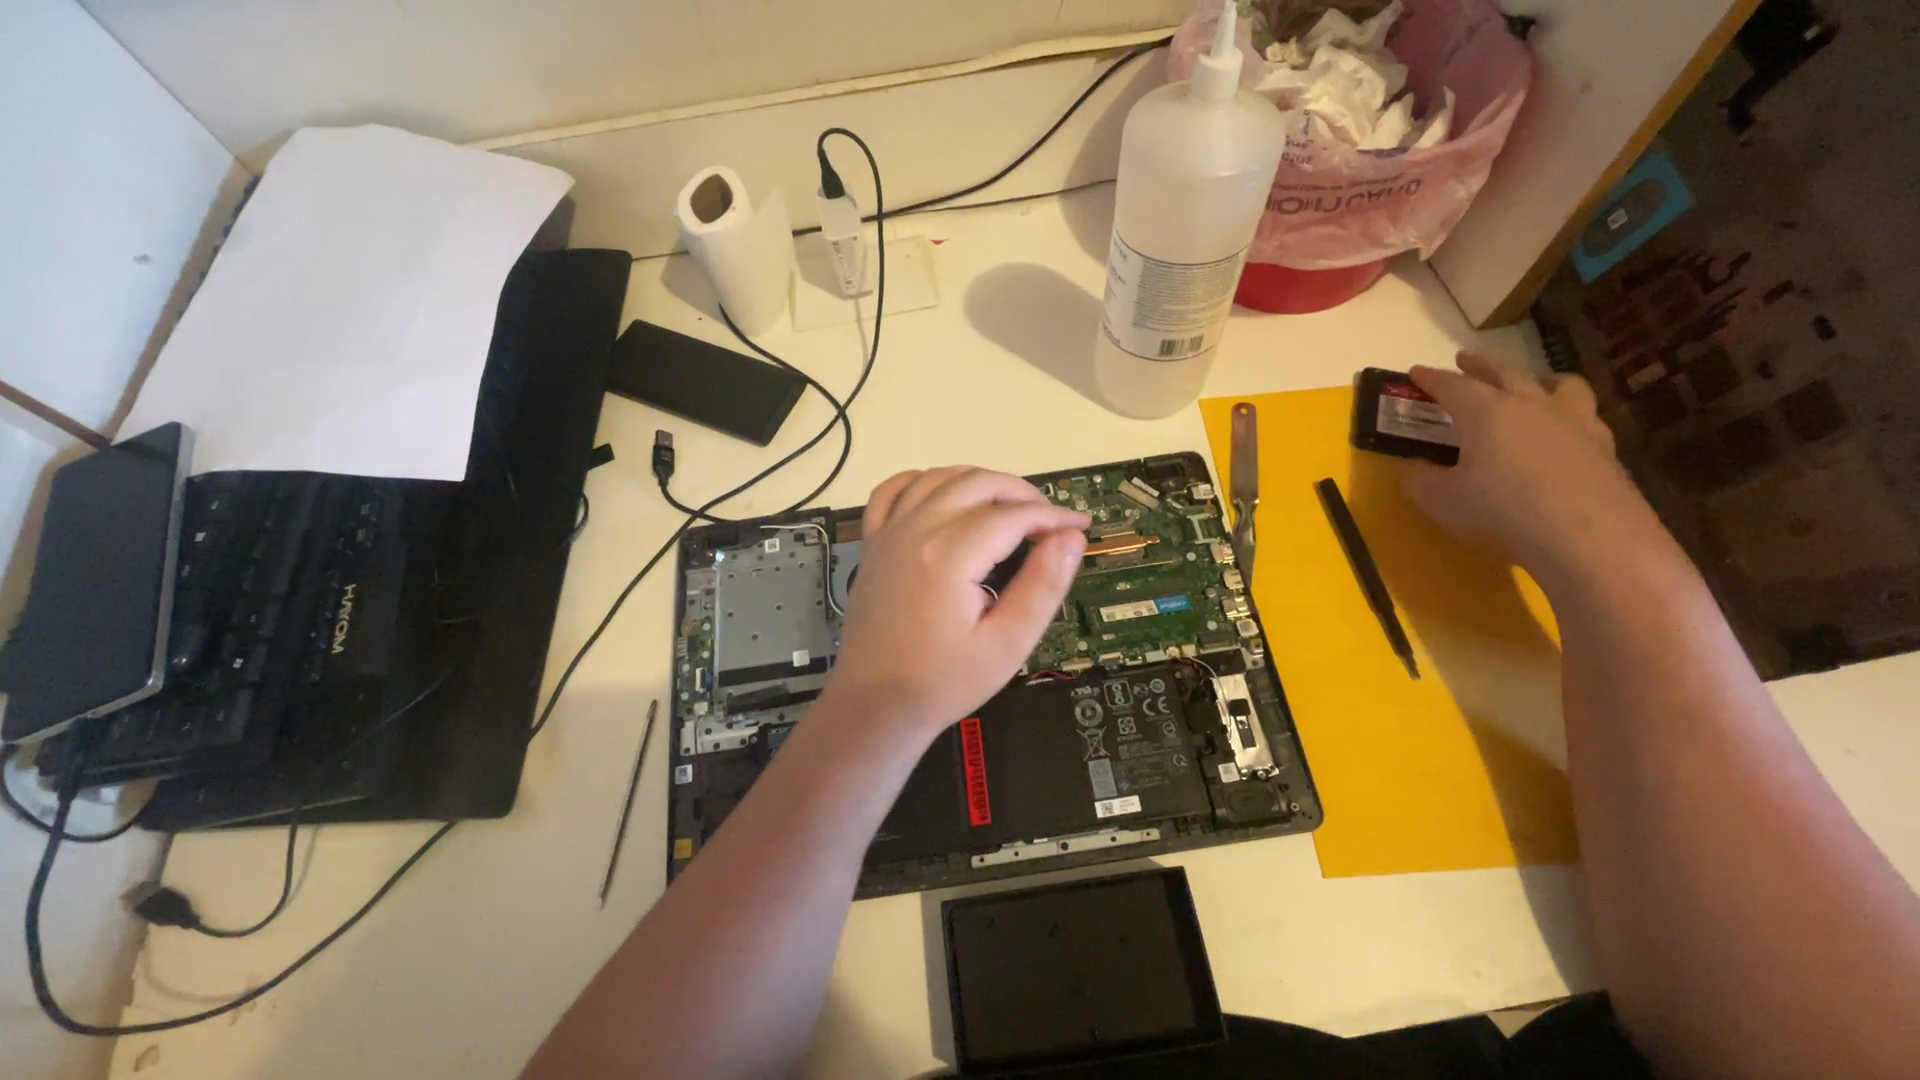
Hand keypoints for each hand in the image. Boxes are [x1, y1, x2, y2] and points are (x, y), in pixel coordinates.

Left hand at [823, 467, 1088, 739]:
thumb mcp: (1008, 643)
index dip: (1052, 516)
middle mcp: (916, 531)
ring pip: (939, 478)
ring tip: (1010, 507)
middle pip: (977, 484)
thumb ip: (1042, 585)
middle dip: (1022, 494)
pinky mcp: (873, 544)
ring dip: (980, 482)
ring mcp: (888, 533)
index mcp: (949, 555)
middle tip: (1050, 521)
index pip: (1012, 515)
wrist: (876, 704)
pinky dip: (922, 481)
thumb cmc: (944, 681)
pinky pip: (891, 491)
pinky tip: (944, 493)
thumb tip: (1071, 538)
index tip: (1080, 525)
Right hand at [1404, 353, 1676, 587]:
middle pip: (1504, 373)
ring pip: (1559, 384)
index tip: (1415, 371)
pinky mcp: (1604, 447)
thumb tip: (1413, 467)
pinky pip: (1585, 415)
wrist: (1587, 538)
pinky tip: (1565, 428)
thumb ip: (1420, 479)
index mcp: (1486, 412)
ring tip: (1531, 382)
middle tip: (1465, 360)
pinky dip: (1569, 412)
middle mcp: (1531, 405)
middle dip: (1480, 365)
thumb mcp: (1441, 501)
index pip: (1452, 385)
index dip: (1430, 378)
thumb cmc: (1502, 512)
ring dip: (1538, 378)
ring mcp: (1574, 422)